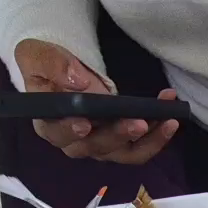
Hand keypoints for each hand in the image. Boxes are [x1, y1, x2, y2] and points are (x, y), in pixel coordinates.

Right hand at [13, 39, 179, 162]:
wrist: (64, 72)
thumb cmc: (47, 68)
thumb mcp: (36, 55)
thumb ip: (51, 65)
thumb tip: (78, 82)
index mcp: (49, 125)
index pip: (59, 133)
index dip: (71, 131)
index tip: (84, 123)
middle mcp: (76, 144)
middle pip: (98, 146)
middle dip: (119, 135)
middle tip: (138, 122)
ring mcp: (102, 148)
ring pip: (126, 152)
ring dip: (150, 140)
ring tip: (167, 122)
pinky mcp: (121, 146)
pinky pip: (141, 147)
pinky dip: (158, 136)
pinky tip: (170, 119)